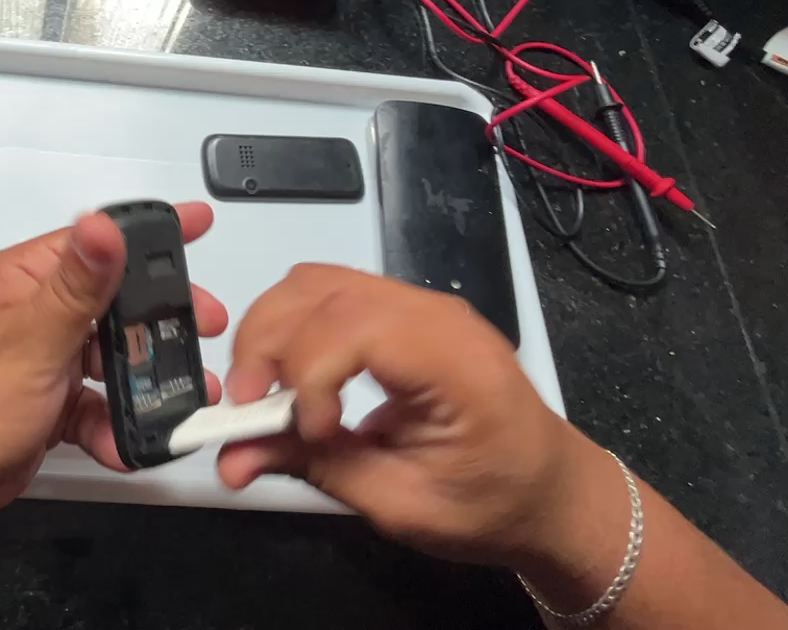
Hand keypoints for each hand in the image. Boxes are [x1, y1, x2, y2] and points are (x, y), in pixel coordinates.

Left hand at [0, 204, 225, 558]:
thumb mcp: (27, 341)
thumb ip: (76, 286)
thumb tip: (105, 222)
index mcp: (25, 279)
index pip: (97, 241)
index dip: (150, 232)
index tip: (200, 222)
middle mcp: (34, 311)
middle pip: (113, 302)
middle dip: (162, 317)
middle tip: (206, 327)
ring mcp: (38, 360)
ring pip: (109, 357)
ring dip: (147, 379)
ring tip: (190, 398)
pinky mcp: (42, 405)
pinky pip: (91, 404)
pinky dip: (112, 424)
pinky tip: (127, 447)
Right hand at [217, 263, 606, 568]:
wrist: (553, 493)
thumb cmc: (494, 507)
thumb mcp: (402, 505)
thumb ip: (314, 467)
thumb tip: (233, 456)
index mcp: (453, 360)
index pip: (352, 326)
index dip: (306, 372)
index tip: (302, 431)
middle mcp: (431, 312)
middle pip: (318, 291)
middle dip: (266, 344)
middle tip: (246, 404)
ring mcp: (414, 300)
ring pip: (312, 282)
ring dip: (270, 329)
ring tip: (261, 388)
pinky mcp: (397, 307)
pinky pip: (326, 292)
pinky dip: (291, 325)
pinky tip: (290, 371)